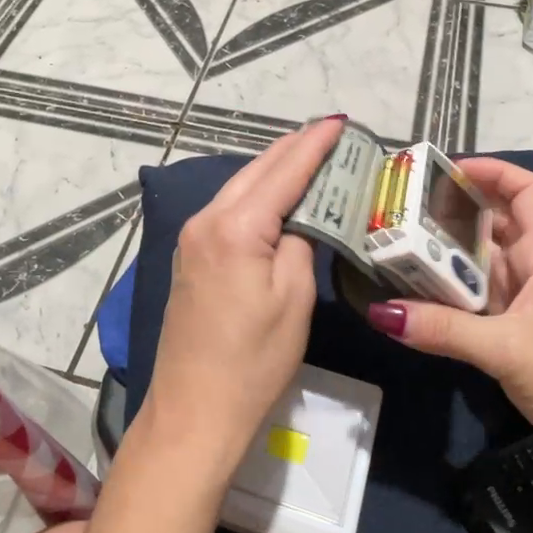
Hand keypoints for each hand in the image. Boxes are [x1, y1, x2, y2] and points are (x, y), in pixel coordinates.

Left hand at [142, 117, 345, 460]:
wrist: (193, 412)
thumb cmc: (253, 360)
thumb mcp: (294, 297)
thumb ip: (302, 241)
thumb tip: (303, 216)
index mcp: (236, 226)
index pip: (284, 170)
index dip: (315, 144)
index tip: (340, 121)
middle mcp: (207, 218)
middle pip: (258, 170)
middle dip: (294, 148)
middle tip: (332, 133)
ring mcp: (193, 236)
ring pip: (241, 185)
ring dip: (276, 168)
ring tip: (312, 154)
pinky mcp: (191, 254)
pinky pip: (230, 207)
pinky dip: (258, 192)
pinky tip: (278, 192)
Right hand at [367, 157, 532, 467]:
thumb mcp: (507, 350)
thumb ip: (444, 329)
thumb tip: (381, 312)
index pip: (528, 191)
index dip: (494, 171)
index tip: (448, 169)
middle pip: (496, 223)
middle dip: (455, 210)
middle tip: (405, 207)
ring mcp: (529, 301)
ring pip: (484, 262)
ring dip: (448, 252)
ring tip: (401, 243)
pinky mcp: (519, 331)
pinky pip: (479, 296)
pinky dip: (451, 290)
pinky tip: (418, 293)